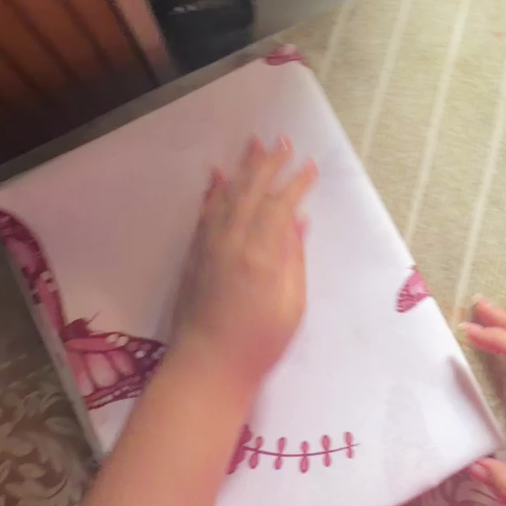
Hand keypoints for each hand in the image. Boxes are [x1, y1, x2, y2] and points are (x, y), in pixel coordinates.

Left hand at [173, 136, 317, 393]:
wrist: (207, 366)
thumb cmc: (259, 343)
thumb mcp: (291, 304)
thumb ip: (294, 258)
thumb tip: (299, 221)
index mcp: (262, 254)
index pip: (280, 205)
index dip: (296, 182)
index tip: (310, 165)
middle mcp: (233, 241)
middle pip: (252, 191)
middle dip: (269, 163)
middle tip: (282, 140)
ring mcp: (210, 245)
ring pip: (227, 195)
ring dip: (242, 168)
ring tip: (253, 143)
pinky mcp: (195, 254)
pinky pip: (205, 212)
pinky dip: (214, 191)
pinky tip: (218, 176)